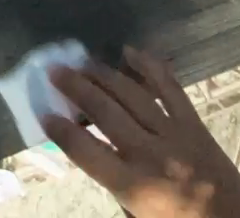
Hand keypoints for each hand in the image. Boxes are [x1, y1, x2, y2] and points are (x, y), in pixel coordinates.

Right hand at [42, 48, 239, 217]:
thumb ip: (116, 187)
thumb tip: (91, 149)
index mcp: (136, 188)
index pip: (86, 150)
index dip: (60, 130)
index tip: (43, 111)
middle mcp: (152, 155)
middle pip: (104, 111)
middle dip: (75, 88)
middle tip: (53, 70)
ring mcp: (176, 136)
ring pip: (131, 94)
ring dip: (102, 74)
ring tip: (79, 61)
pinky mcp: (196, 126)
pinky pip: (170, 88)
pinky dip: (149, 66)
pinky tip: (129, 51)